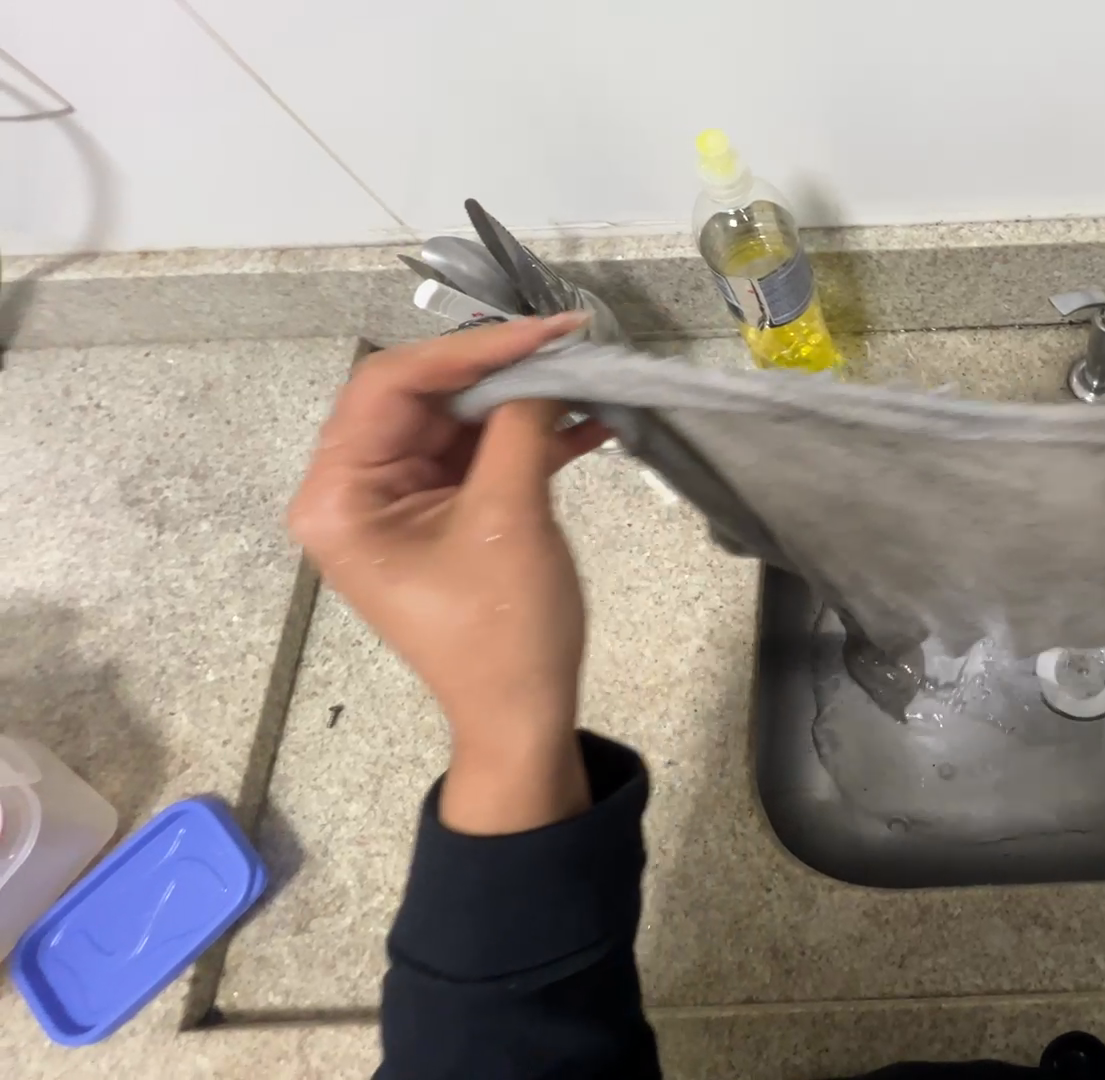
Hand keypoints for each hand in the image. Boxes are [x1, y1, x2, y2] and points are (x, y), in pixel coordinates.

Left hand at [287, 314, 608, 832]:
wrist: (525, 709)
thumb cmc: (505, 630)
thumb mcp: (509, 522)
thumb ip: (520, 434)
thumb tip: (545, 374)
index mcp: (341, 494)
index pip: (391, 386)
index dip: (471, 349)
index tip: (546, 332)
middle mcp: (361, 489)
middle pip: (426, 399)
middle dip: (502, 372)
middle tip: (570, 348)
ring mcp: (409, 502)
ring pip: (465, 424)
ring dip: (526, 403)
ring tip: (587, 380)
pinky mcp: (454, 515)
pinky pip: (489, 458)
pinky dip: (538, 440)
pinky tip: (590, 424)